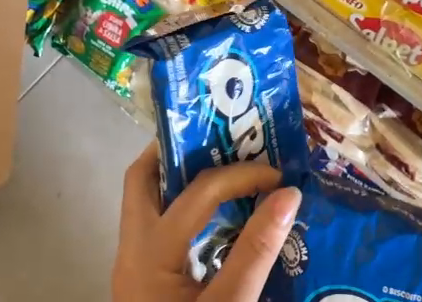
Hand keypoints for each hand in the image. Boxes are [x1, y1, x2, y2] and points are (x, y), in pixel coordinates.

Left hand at [113, 144, 302, 301]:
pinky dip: (186, 210)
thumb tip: (289, 193)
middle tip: (227, 140)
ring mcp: (133, 266)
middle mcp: (131, 249)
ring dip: (184, 178)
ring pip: (148, 200)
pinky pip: (159, 226)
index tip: (278, 175)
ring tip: (228, 167)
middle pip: (144, 177)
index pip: (198, 191)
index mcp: (149, 251)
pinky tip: (220, 217)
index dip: (241, 175)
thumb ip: (257, 250)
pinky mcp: (144, 282)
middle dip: (184, 151)